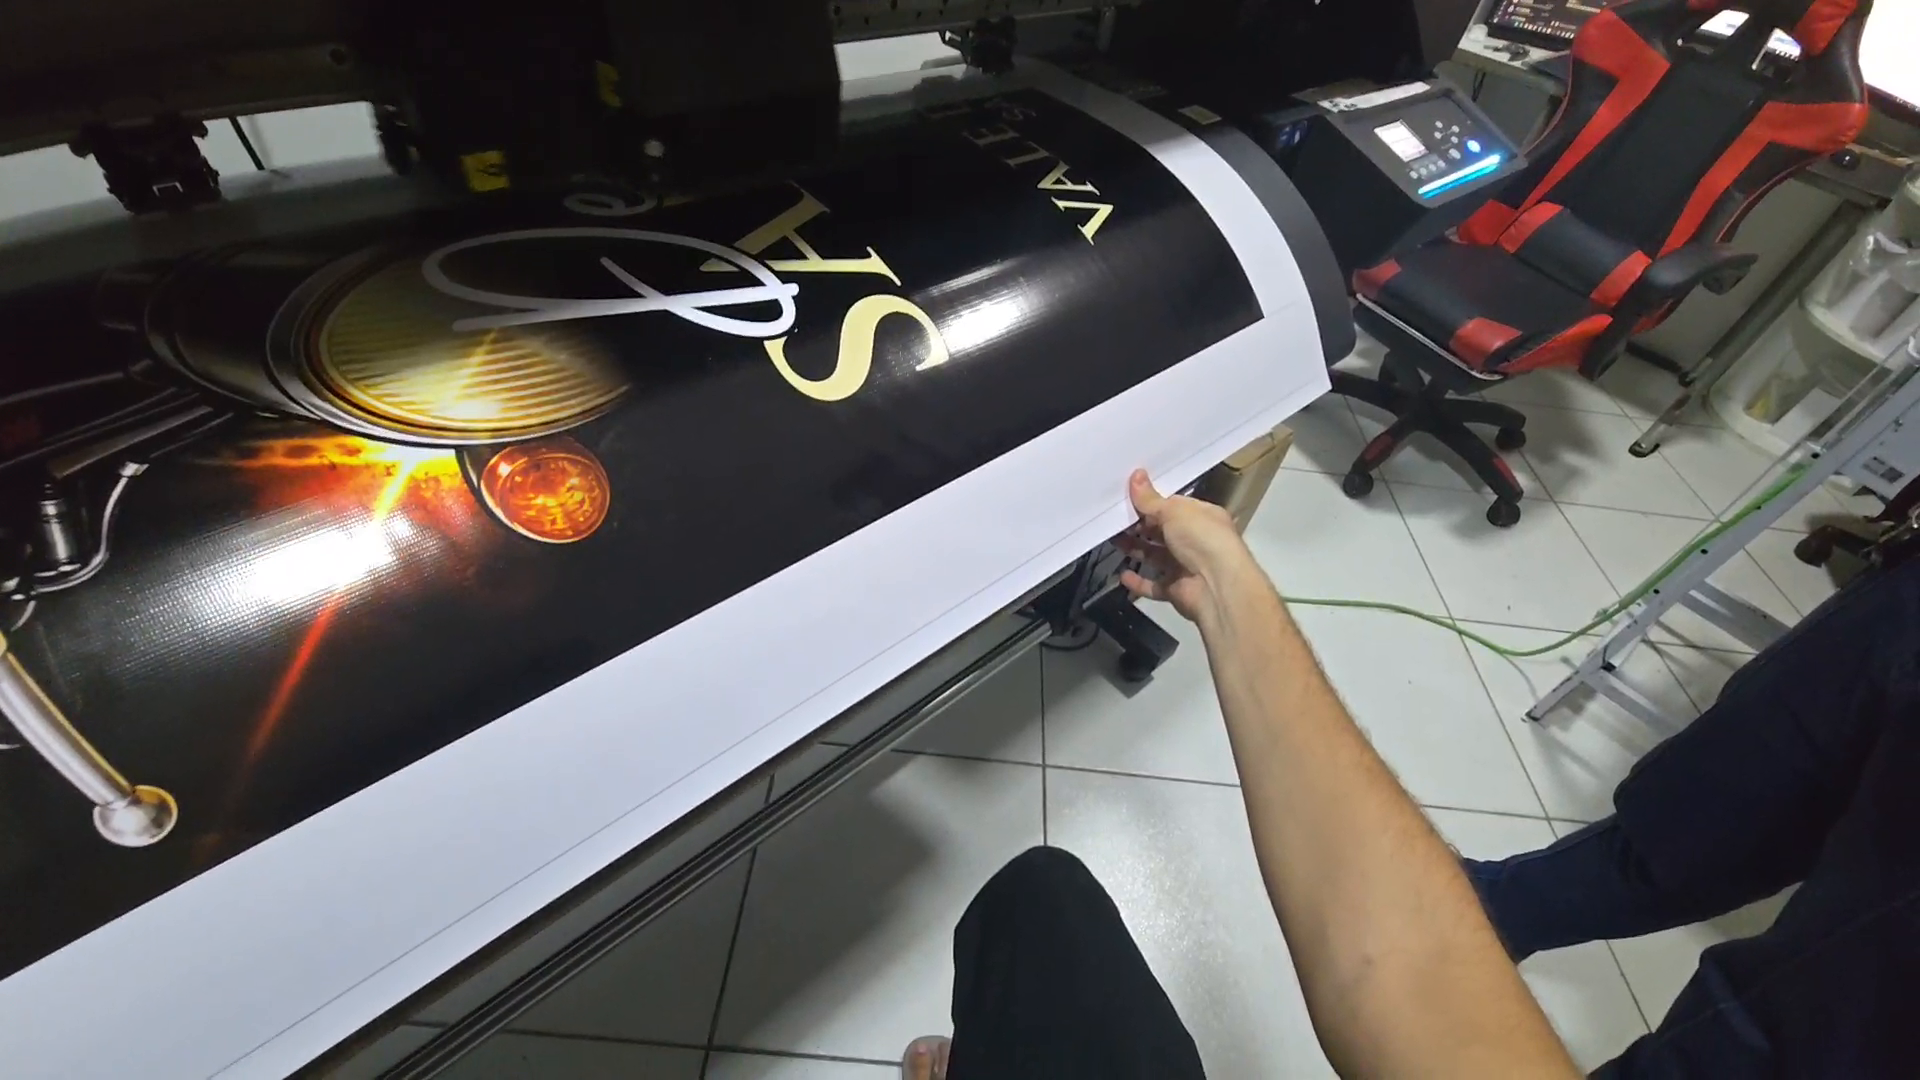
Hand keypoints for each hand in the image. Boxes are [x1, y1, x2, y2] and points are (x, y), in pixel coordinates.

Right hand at [1117, 470, 1256, 626]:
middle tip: (1112, 517)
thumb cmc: (1201, 539)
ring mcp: (1186, 567)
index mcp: (1202, 517)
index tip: (1126, 497)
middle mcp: (1196, 541)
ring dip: (1135, 549)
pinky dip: (1139, 582)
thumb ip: (1150, 499)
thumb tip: (1136, 474)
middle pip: (1162, 531)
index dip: (1151, 502)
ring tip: (1112, 540)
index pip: (1174, 507)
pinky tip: (1123, 575)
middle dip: (1139, 526)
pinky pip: (1154, 585)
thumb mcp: (1174, 512)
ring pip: (1155, 556)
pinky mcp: (1176, 590)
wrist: (1218, 587)